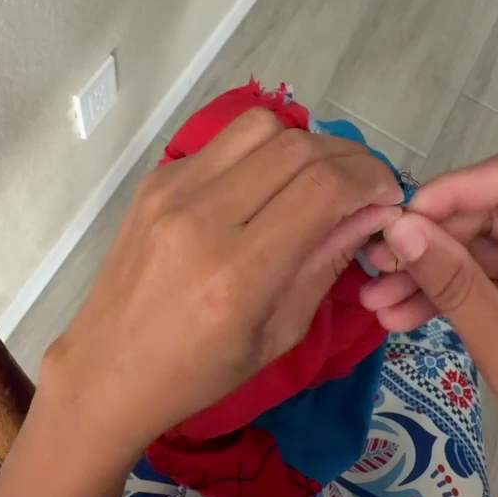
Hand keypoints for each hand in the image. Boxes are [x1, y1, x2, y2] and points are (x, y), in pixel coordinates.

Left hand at [43, 108, 403, 460]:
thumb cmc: (200, 371)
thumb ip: (326, 261)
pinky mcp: (156, 177)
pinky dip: (260, 151)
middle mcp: (202, 216)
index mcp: (238, 273)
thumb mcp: (279, 334)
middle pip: (296, 146)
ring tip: (315, 178)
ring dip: (302, 143)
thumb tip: (371, 210)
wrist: (110, 366)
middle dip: (347, 157)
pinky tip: (265, 183)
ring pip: (259, 125)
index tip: (388, 194)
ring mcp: (172, 188)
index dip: (369, 179)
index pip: (322, 188)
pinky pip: (223, 141)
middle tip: (363, 183)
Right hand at [361, 154, 497, 496]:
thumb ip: (456, 286)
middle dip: (430, 239)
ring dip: (428, 273)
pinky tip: (399, 315)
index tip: (399, 221)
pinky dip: (444, 298)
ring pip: (479, 250)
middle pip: (489, 215)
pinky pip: (484, 283)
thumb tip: (399, 228)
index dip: (452, 191)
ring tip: (375, 299)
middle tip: (375, 264)